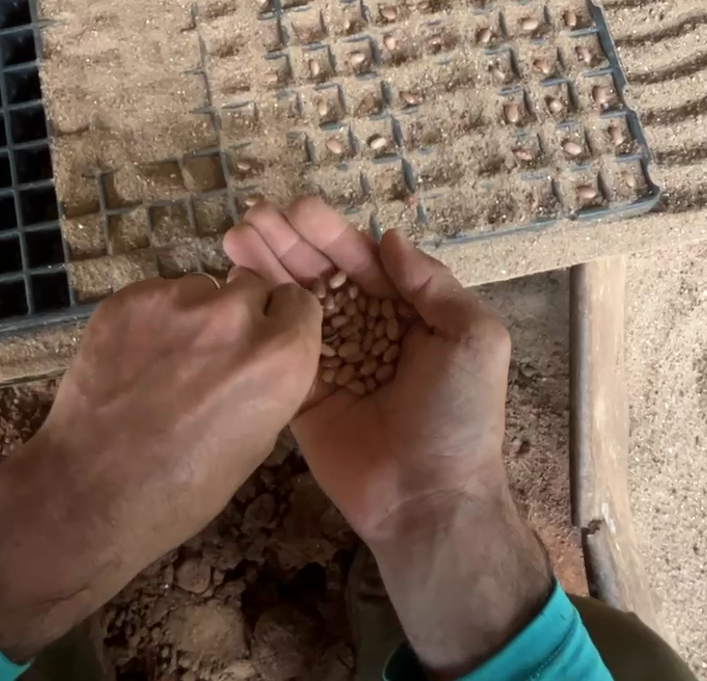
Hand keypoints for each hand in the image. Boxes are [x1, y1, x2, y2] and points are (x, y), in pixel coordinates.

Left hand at [0, 271, 319, 660]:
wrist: (94, 489)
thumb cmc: (186, 485)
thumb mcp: (258, 439)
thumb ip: (270, 377)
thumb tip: (263, 348)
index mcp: (279, 354)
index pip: (299, 302)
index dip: (282, 322)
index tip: (266, 340)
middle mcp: (235, 315)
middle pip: (252, 287)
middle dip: (240, 314)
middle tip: (213, 353)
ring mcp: (178, 300)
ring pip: (203, 288)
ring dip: (195, 314)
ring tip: (167, 361)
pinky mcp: (132, 297)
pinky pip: (159, 293)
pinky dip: (154, 318)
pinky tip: (136, 357)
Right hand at [225, 199, 552, 677]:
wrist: (428, 498)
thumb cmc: (457, 413)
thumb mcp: (473, 339)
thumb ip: (433, 285)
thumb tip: (389, 237)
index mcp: (403, 311)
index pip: (360, 261)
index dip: (329, 234)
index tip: (296, 209)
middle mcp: (362, 326)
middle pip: (319, 273)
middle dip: (287, 241)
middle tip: (253, 213)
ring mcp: (328, 356)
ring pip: (292, 300)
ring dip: (264, 264)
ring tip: (234, 233)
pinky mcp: (299, 387)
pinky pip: (276, 343)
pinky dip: (256, 312)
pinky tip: (233, 282)